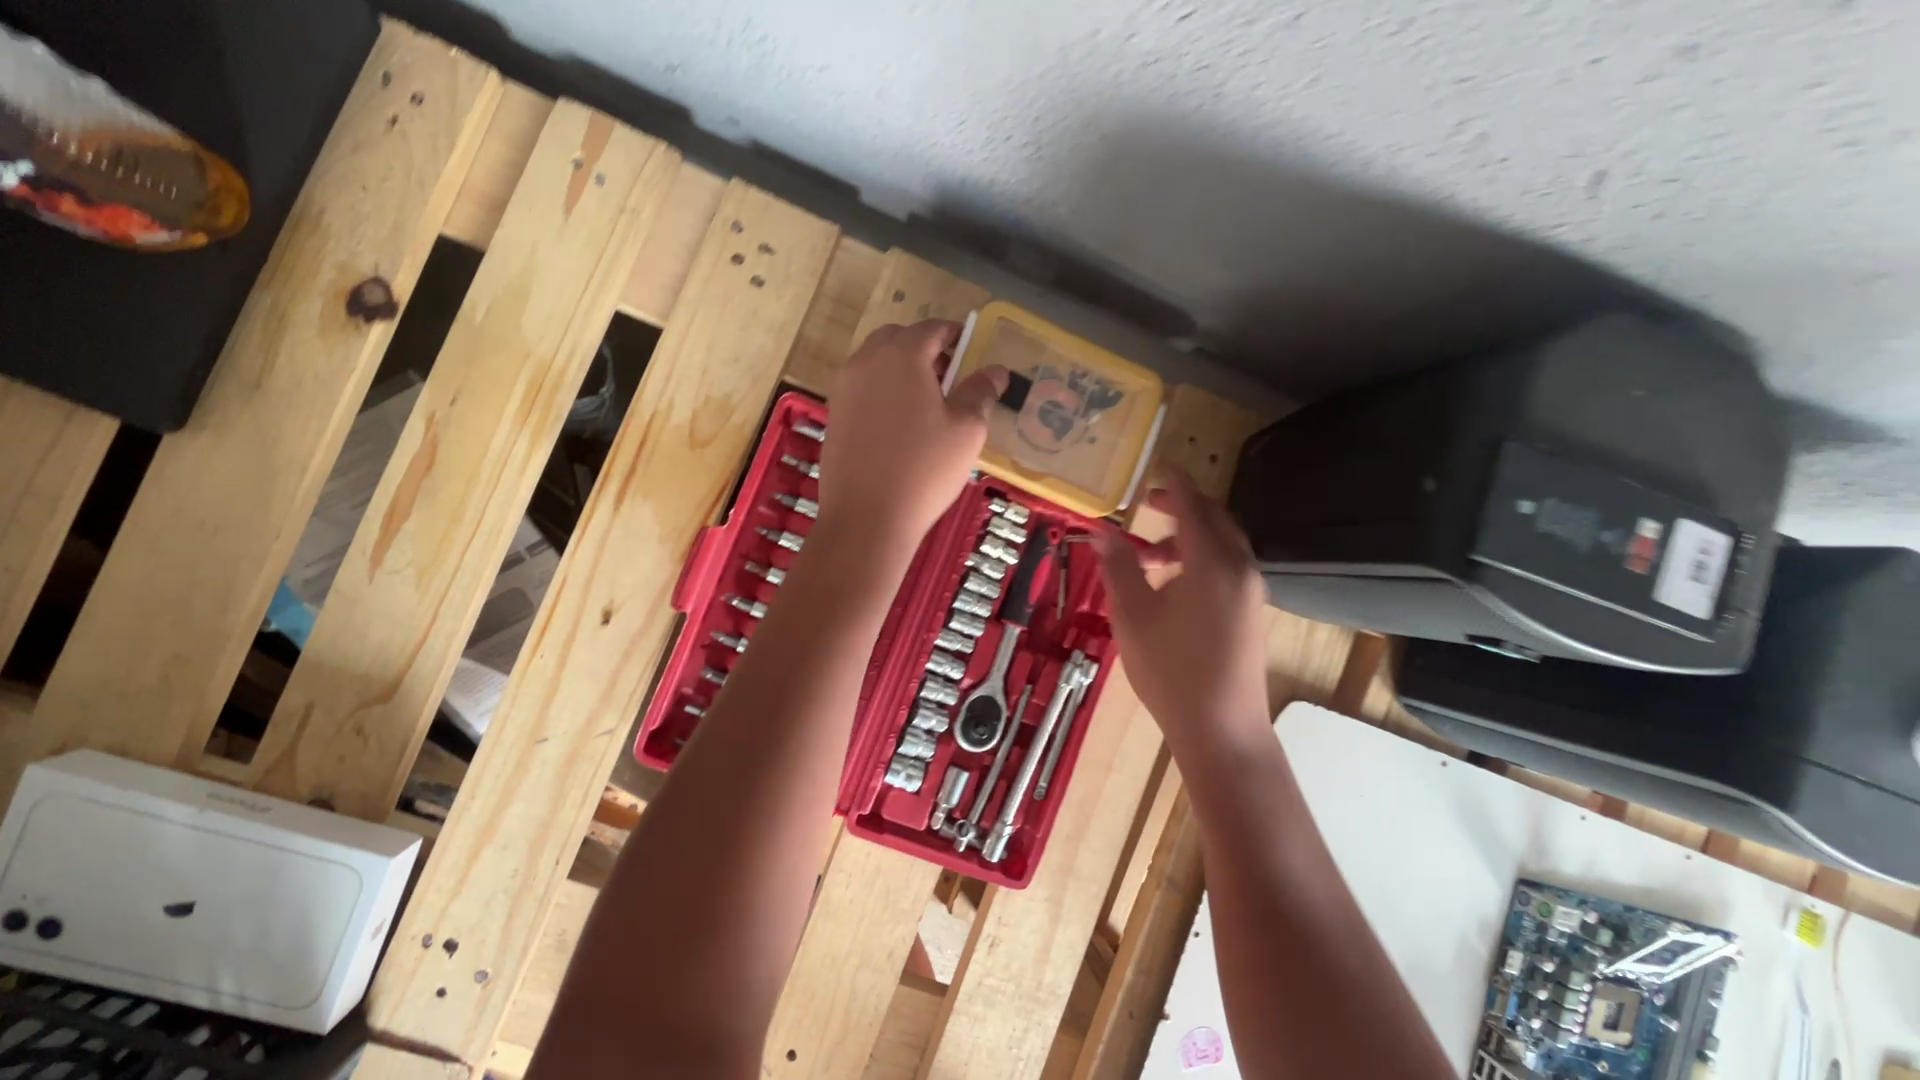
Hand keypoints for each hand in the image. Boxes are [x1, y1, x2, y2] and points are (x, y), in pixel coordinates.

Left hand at [817, 320, 1006, 552]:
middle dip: (923, 347)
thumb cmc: (924, 470)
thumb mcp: (966, 431)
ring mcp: (843, 389)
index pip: (931, 329)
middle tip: (948, 372)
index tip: (969, 347)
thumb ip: (980, 392)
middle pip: (897, 339)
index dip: (953, 334)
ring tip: (925, 399)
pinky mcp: (834, 416)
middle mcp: (866, 362)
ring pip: (874, 362)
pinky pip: (861, 388)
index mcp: (902, 356)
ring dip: (900, 368)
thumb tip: (995, 371)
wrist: (866, 518)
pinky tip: (900, 422)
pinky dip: (881, 391)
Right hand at [1095, 472, 1271, 755]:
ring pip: (1222, 543)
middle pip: (1214, 518)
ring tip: (1147, 556)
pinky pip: (1228, 565)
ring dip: (1188, 536)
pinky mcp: (1251, 611)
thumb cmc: (1170, 672)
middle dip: (1182, 506)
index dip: (1172, 482)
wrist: (1221, 729)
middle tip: (1147, 502)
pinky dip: (1202, 558)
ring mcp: (1250, 591)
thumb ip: (1118, 566)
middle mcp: (1239, 568)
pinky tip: (1172, 585)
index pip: (1192, 504)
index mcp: (1212, 562)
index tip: (1155, 464)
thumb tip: (1101, 528)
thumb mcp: (1132, 616)